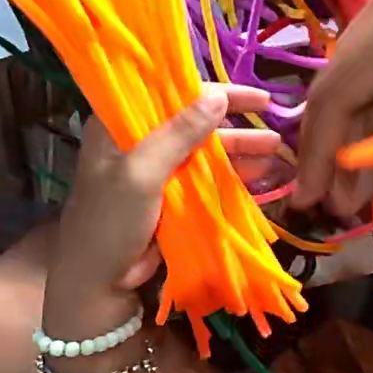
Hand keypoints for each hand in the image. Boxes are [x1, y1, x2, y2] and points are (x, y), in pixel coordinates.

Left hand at [45, 85, 277, 332]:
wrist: (97, 281)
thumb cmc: (109, 221)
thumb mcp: (141, 172)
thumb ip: (179, 134)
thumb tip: (217, 97)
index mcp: (120, 125)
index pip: (170, 93)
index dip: (212, 91)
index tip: (251, 95)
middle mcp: (140, 141)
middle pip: (194, 121)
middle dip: (233, 121)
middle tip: (272, 114)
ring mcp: (158, 171)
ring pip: (205, 151)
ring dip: (239, 149)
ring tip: (275, 148)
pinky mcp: (172, 198)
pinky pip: (207, 179)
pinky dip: (232, 175)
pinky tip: (261, 173)